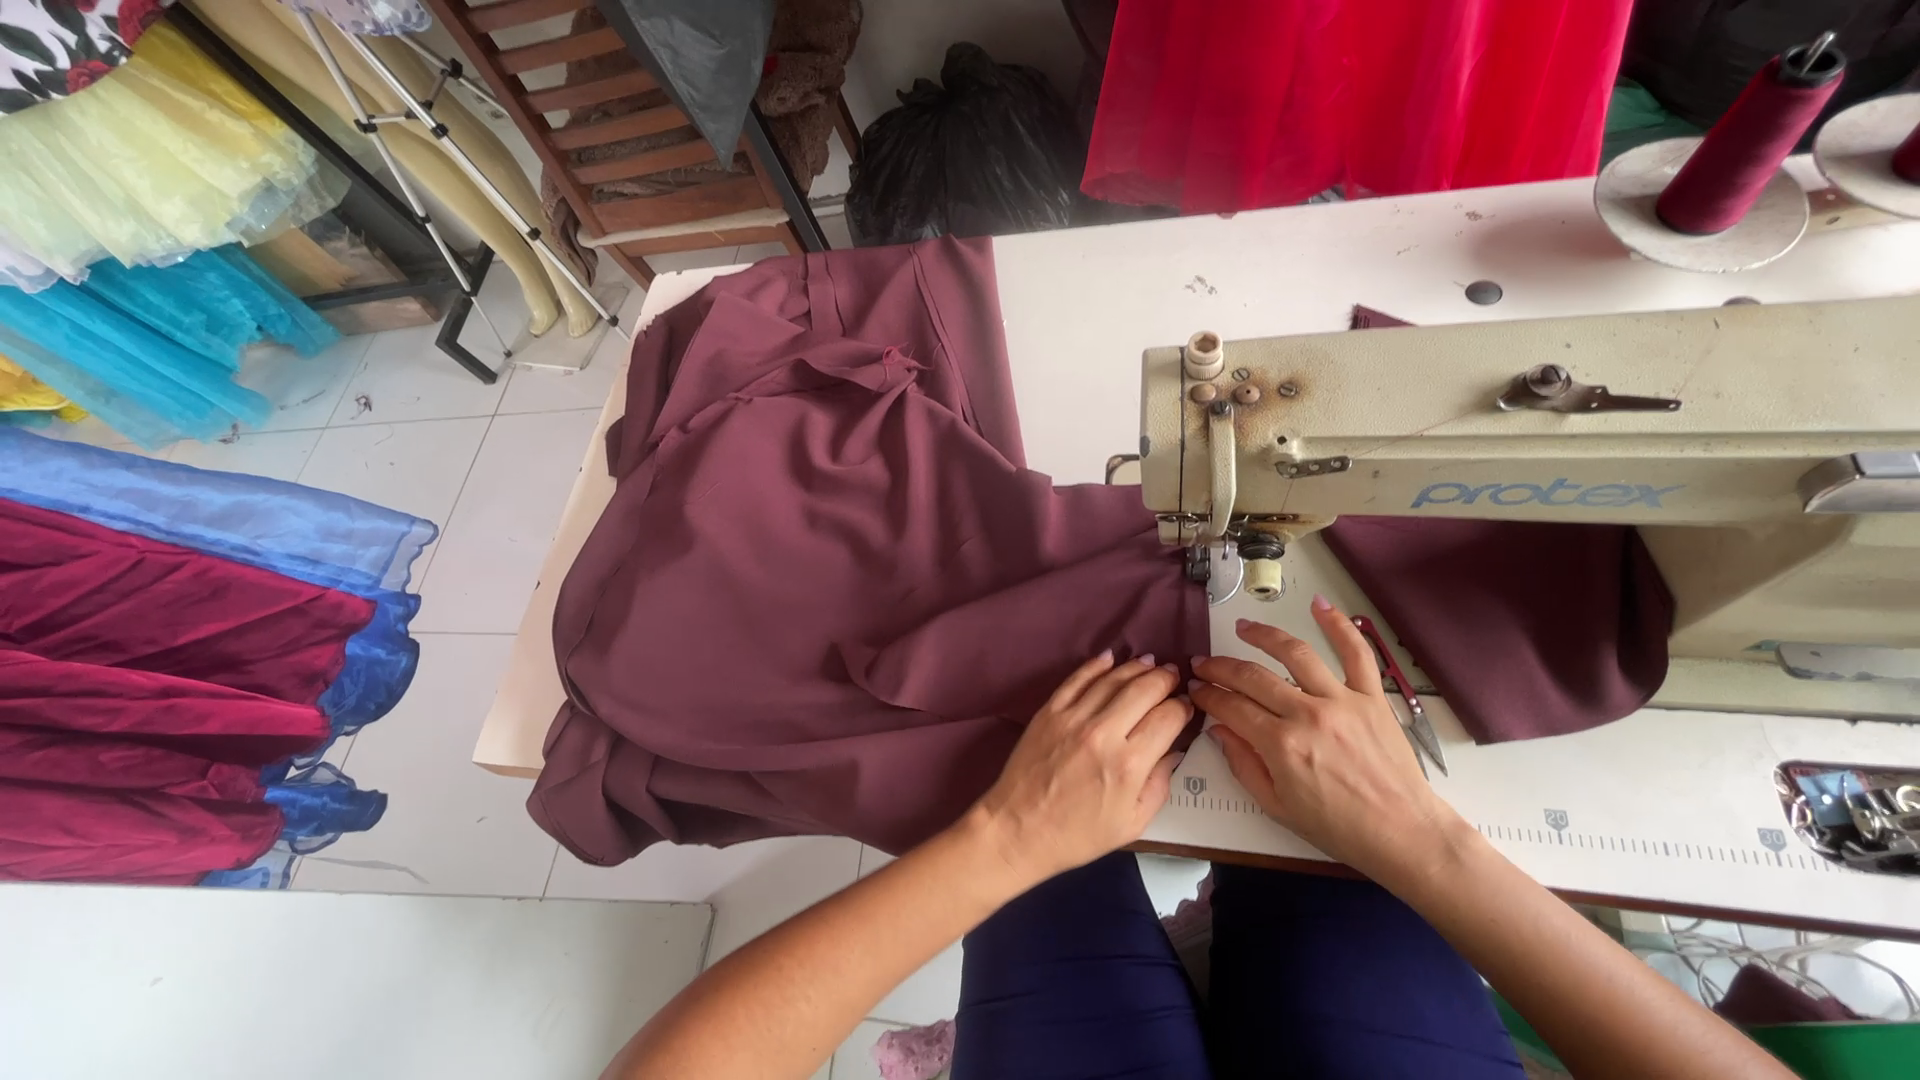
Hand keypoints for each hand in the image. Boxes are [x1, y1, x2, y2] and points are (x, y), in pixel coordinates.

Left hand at [967, 651, 1190, 886]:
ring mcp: (1073, 718)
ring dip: (1136, 667)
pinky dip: (1096, 665)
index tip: (1186, 706)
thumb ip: (1159, 785)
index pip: (1167, 718)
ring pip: (1112, 679)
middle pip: (1144, 690)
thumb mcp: (1132, 823)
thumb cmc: (1078, 835)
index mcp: (1129, 764)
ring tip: (1150, 663)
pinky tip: (1110, 659)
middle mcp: (1103, 734)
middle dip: (1165, 679)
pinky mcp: (1049, 712)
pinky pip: (1077, 680)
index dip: (1182, 708)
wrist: (1019, 830)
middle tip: (1173, 676)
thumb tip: (1172, 750)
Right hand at [1190, 597, 1464, 881]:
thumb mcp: (1276, 806)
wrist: (1403, 834)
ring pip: (1295, 654)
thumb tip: (1219, 730)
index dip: (1207, 695)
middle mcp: (1307, 715)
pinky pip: (1356, 654)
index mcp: (1280, 745)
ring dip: (1263, 636)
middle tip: (1203, 663)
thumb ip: (1243, 764)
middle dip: (1220, 667)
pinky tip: (1319, 606)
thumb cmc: (1338, 828)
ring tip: (1244, 627)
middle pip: (1252, 677)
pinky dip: (1340, 626)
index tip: (1195, 689)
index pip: (1230, 707)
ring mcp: (1342, 701)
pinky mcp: (1372, 698)